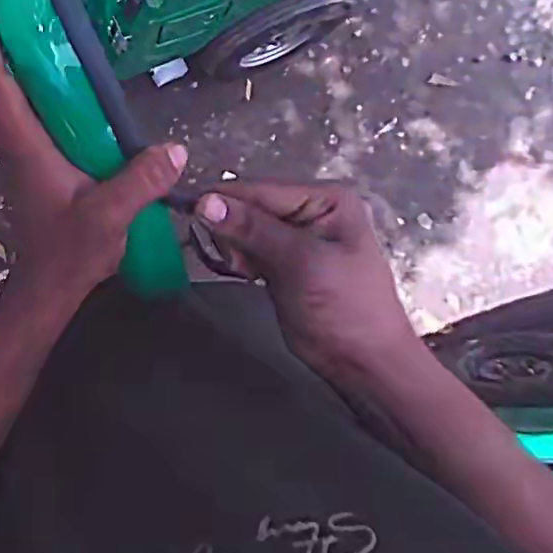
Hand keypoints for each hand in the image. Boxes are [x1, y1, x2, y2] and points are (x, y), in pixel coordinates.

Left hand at [0, 0, 186, 308]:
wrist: (48, 285)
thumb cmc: (70, 251)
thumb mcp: (111, 216)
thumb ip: (141, 182)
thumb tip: (175, 150)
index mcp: (25, 144)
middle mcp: (10, 142)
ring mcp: (11, 152)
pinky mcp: (21, 161)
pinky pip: (0, 113)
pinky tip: (30, 79)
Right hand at [195, 182, 416, 377]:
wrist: (364, 363)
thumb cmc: (345, 308)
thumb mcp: (301, 262)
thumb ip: (253, 229)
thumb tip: (206, 202)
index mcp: (326, 199)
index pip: (261, 189)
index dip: (225, 199)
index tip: (188, 210)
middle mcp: (309, 210)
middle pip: (249, 205)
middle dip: (233, 228)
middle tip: (237, 259)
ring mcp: (294, 236)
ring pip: (243, 227)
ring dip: (234, 246)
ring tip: (247, 270)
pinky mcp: (281, 260)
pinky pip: (247, 247)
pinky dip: (239, 258)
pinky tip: (247, 274)